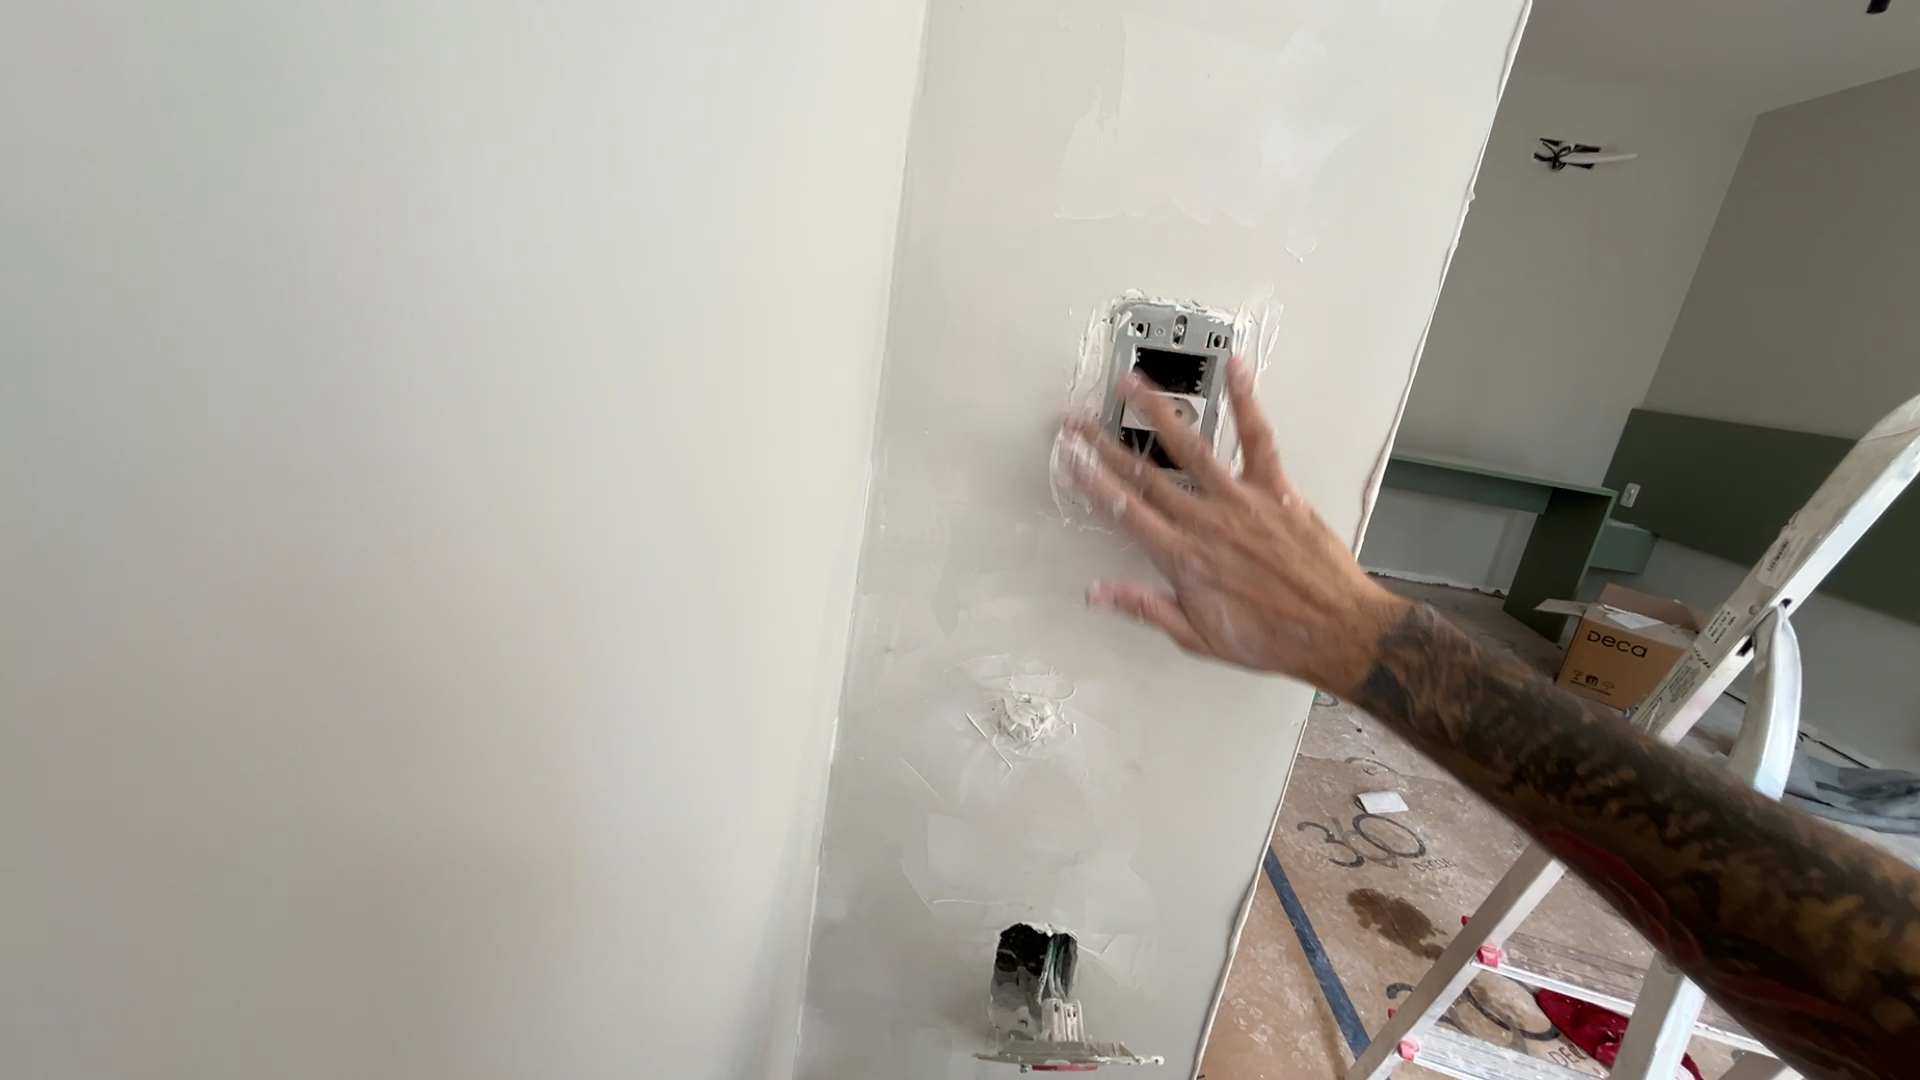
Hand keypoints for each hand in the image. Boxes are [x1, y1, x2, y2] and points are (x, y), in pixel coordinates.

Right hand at [1058, 356, 1408, 695]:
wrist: (1338, 630)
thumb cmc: (1271, 638)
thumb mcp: (1197, 637)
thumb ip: (1144, 607)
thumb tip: (1097, 592)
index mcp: (1183, 558)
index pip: (1124, 511)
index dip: (1091, 481)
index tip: (1070, 457)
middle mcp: (1206, 522)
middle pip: (1144, 475)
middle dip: (1105, 445)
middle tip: (1079, 422)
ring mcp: (1241, 501)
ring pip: (1190, 449)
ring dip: (1158, 412)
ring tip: (1133, 384)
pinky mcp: (1276, 489)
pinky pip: (1258, 438)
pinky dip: (1246, 402)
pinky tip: (1235, 370)